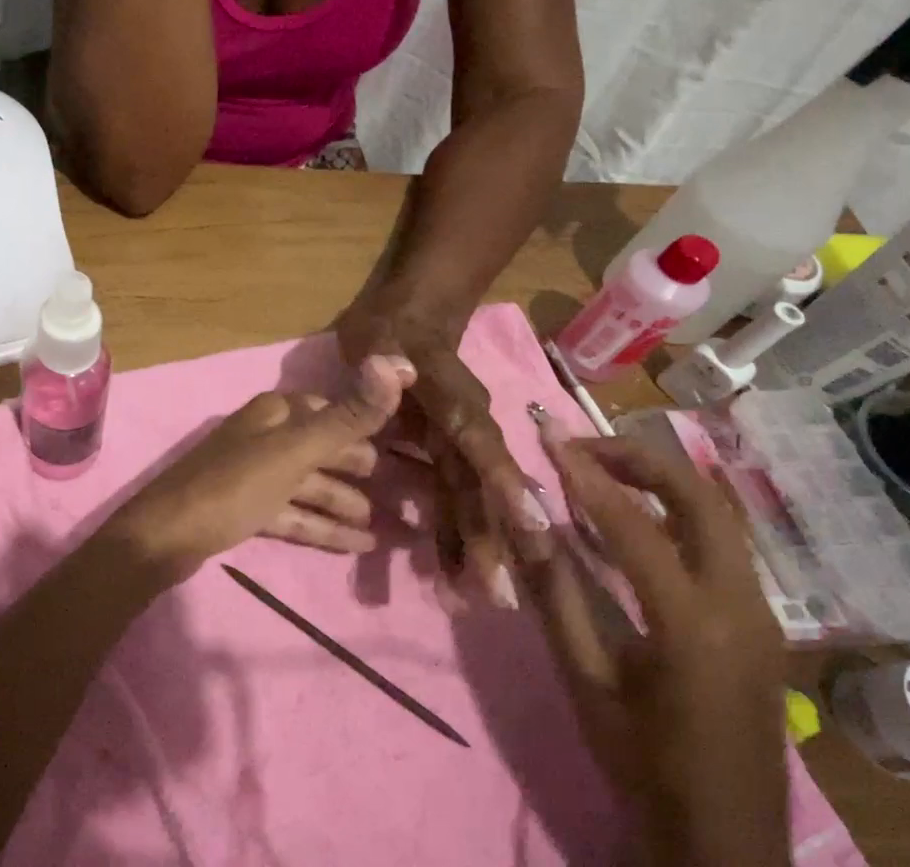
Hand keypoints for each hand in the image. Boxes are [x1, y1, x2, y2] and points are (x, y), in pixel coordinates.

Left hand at [102, 356, 401, 586]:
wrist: (165, 537)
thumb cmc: (233, 486)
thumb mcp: (295, 451)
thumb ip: (348, 415)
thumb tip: (397, 362)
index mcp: (273, 413)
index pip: (329, 409)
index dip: (364, 424)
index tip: (405, 443)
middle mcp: (263, 436)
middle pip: (321, 448)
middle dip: (358, 469)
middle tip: (403, 492)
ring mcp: (251, 474)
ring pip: (308, 485)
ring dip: (344, 504)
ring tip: (385, 529)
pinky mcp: (244, 510)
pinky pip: (293, 514)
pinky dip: (322, 526)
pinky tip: (357, 544)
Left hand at [335, 293, 535, 610]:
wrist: (405, 312)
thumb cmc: (390, 327)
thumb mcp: (379, 341)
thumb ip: (381, 363)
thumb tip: (393, 366)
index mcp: (449, 401)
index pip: (477, 445)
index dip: (500, 482)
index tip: (531, 524)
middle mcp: (461, 426)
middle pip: (479, 485)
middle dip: (492, 537)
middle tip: (501, 596)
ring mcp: (451, 442)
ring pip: (466, 497)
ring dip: (472, 541)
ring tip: (479, 594)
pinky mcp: (437, 452)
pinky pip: (444, 495)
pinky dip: (445, 528)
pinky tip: (448, 566)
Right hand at [526, 420, 787, 866]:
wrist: (725, 835)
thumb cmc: (640, 760)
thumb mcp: (585, 678)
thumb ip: (553, 593)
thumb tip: (521, 521)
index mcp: (692, 624)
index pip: (634, 524)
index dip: (585, 474)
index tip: (547, 435)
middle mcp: (742, 605)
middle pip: (702, 499)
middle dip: (640, 459)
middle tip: (580, 448)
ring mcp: (764, 614)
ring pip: (720, 518)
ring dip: (661, 484)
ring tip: (599, 473)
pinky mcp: (764, 624)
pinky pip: (722, 548)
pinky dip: (676, 518)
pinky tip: (632, 527)